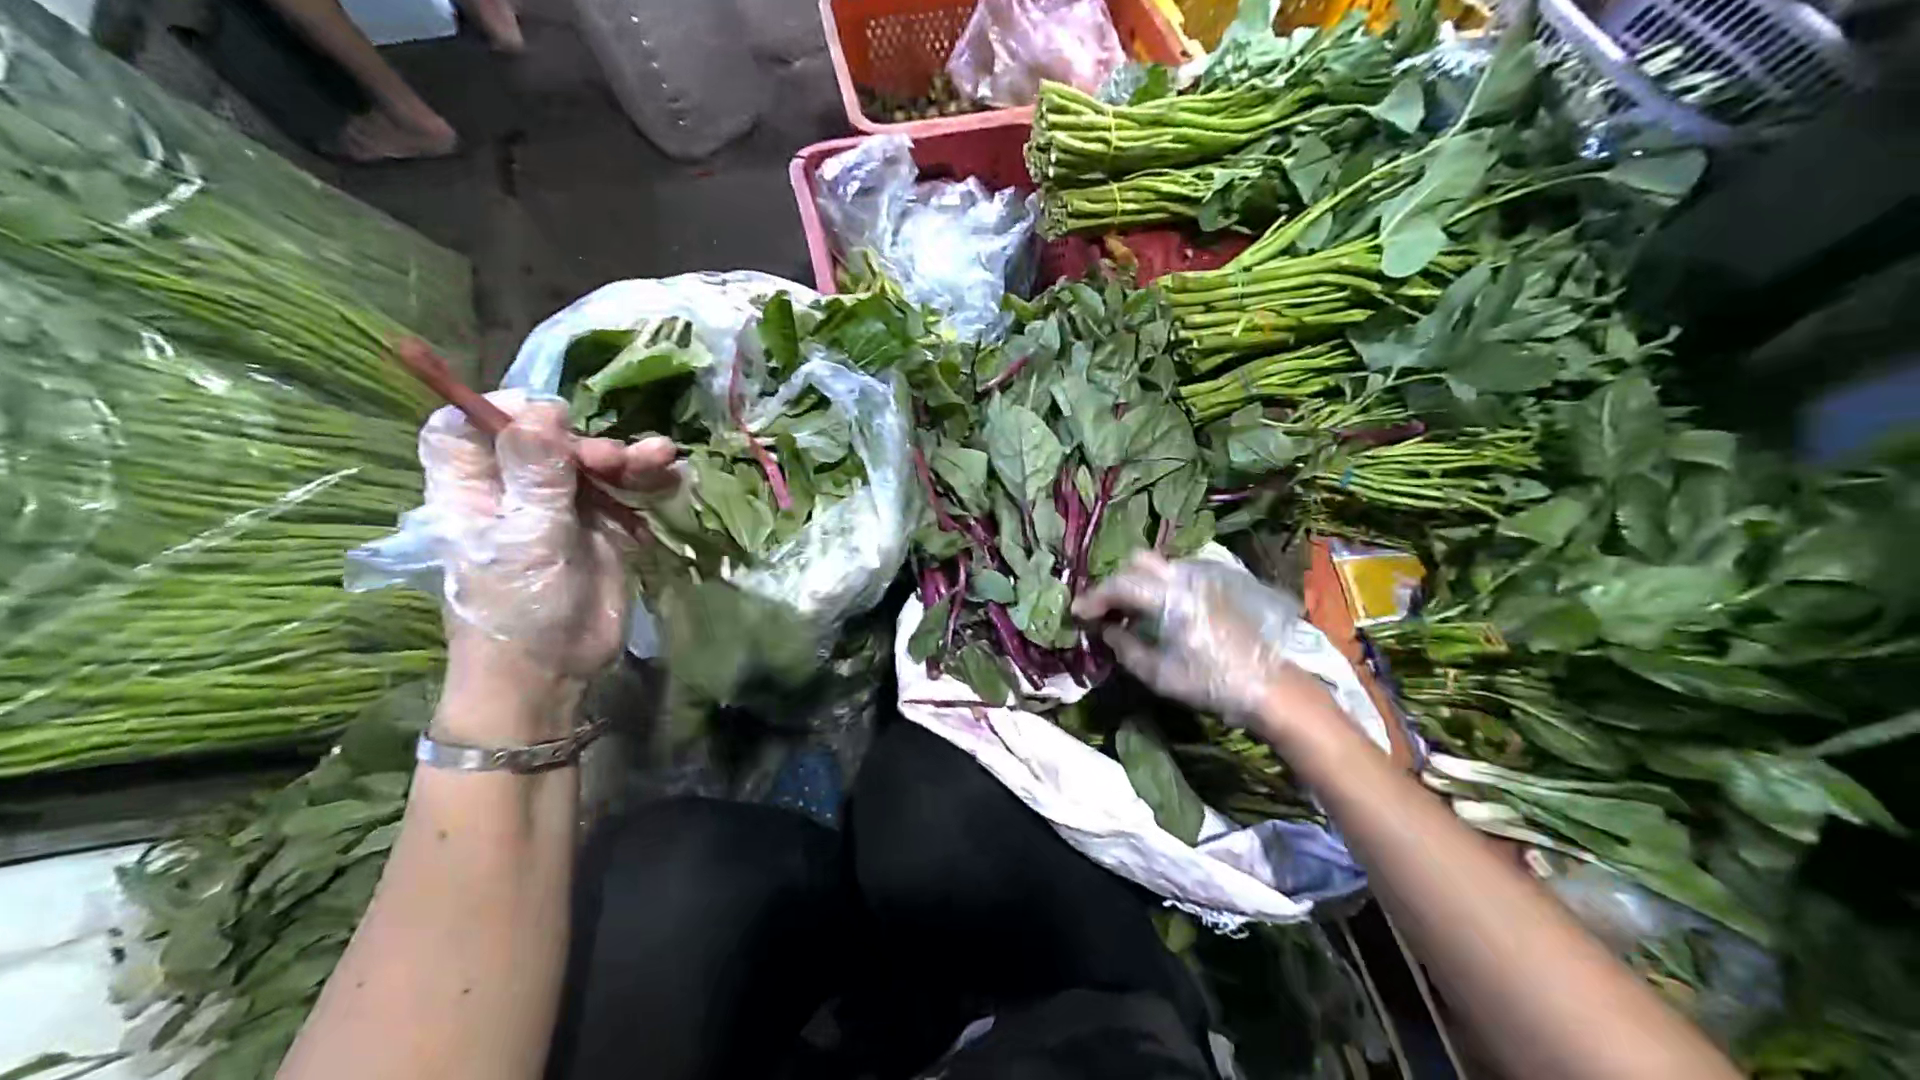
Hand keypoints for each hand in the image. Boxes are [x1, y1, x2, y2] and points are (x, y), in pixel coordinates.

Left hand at [418, 391, 677, 683]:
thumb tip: (541, 407)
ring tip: (663, 458)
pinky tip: (672, 477)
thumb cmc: (517, 607)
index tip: (547, 412)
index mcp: (475, 489)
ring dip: (629, 456)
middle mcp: (518, 491)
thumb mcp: (527, 537)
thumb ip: (536, 472)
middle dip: (586, 441)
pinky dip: (649, 482)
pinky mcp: (604, 528)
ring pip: (593, 463)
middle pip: (548, 440)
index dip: (502, 409)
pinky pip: (626, 492)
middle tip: (614, 460)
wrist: (553, 670)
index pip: (470, 426)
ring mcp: (564, 509)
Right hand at [1072, 552, 1336, 734]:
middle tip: (1102, 611)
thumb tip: (1107, 630)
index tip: (1076, 615)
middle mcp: (1184, 579)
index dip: (1093, 598)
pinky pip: (1172, 577)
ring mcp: (1201, 580)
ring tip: (1124, 614)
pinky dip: (1153, 588)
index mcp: (1169, 598)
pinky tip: (1151, 614)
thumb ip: (1124, 647)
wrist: (1270, 687)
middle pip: (1137, 563)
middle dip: (1114, 584)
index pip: (1119, 585)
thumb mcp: (1158, 674)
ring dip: (1134, 584)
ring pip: (1156, 567)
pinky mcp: (1213, 588)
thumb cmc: (1211, 683)